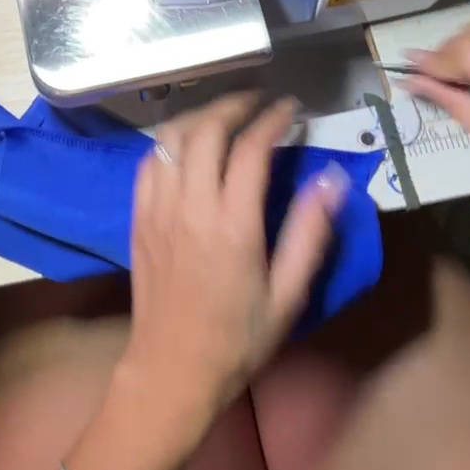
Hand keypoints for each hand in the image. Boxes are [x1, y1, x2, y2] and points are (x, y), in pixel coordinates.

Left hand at [121, 94, 348, 411]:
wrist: (172, 368)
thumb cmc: (238, 338)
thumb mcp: (288, 295)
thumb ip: (309, 234)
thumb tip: (332, 180)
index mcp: (232, 225)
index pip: (251, 149)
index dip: (272, 119)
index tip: (290, 107)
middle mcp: (190, 206)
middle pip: (205, 130)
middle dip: (233, 104)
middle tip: (258, 101)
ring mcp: (157, 208)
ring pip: (170, 138)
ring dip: (198, 116)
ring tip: (223, 115)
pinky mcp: (137, 216)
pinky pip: (148, 162)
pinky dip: (169, 141)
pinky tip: (187, 145)